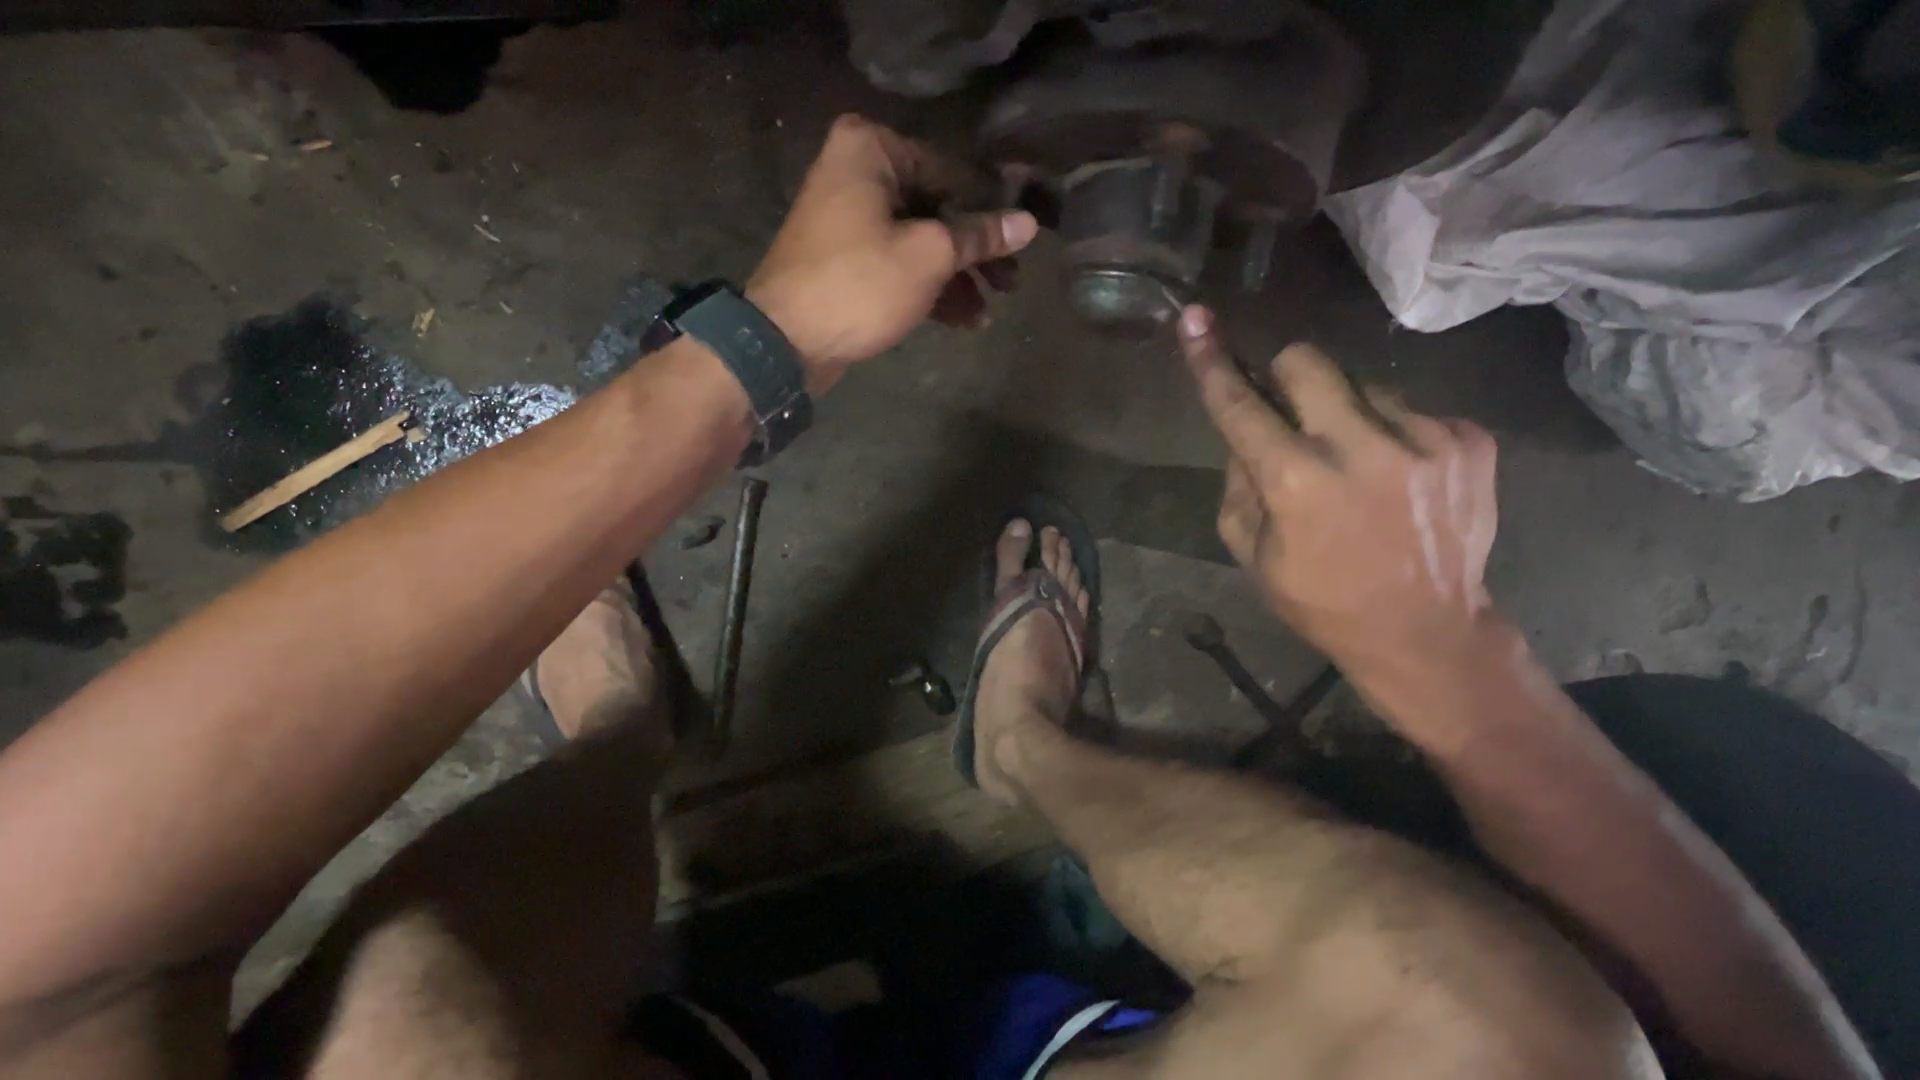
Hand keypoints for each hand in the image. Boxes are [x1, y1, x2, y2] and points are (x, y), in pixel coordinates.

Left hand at [747, 115, 1037, 389]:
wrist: (785, 342)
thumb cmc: (859, 284)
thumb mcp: (929, 256)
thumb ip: (979, 236)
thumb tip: (1028, 223)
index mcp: (873, 149)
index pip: (953, 172)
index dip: (992, 211)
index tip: (1025, 241)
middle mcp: (857, 171)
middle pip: (937, 207)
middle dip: (975, 252)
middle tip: (1011, 284)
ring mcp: (849, 217)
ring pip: (920, 239)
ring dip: (957, 277)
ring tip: (990, 312)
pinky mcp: (846, 259)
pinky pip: (899, 262)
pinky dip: (929, 287)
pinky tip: (964, 320)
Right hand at [1178, 305, 1500, 675]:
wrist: (1427, 632)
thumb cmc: (1323, 600)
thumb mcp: (1253, 555)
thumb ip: (1238, 485)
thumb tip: (1248, 433)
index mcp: (1296, 480)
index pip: (1240, 404)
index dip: (1210, 360)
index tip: (1194, 318)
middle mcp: (1360, 446)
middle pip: (1307, 360)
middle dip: (1287, 376)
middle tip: (1292, 415)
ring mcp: (1423, 439)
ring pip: (1364, 385)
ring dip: (1347, 413)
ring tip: (1361, 467)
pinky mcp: (1469, 441)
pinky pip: (1413, 411)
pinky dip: (1395, 436)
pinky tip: (1402, 480)